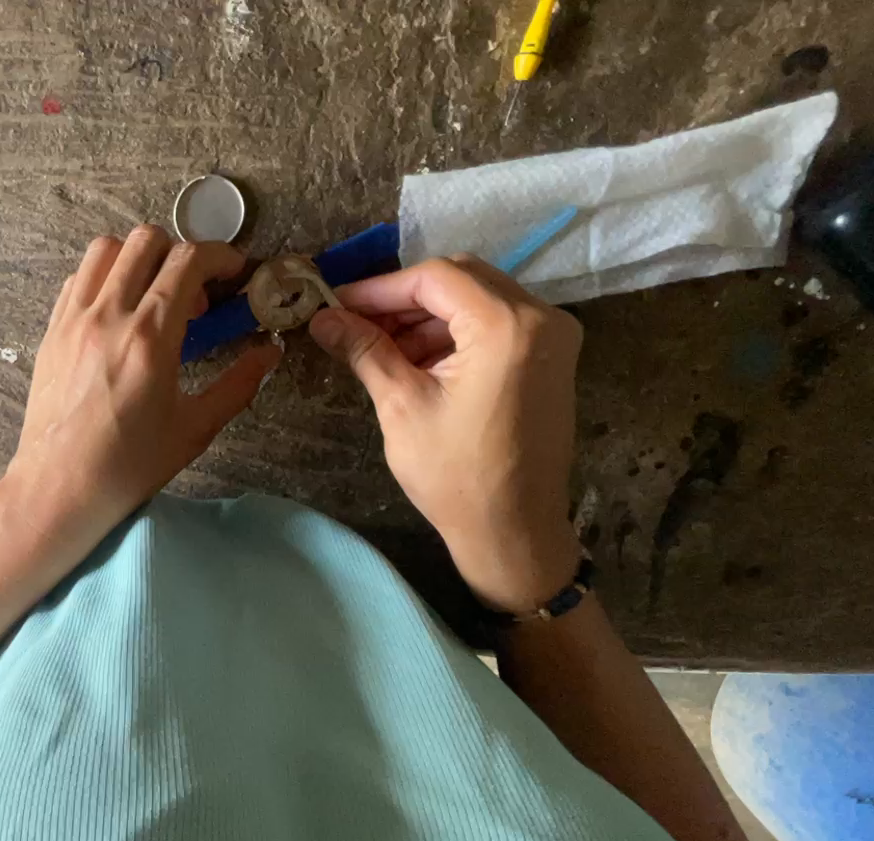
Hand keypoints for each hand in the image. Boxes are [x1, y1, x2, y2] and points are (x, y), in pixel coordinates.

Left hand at [0, 225, 280, 547]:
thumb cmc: (130, 466)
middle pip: (146, 241)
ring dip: (137, 258)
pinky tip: (117, 313)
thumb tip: (269, 353)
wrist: (59, 489)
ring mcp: (73, 320)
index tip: (233, 275)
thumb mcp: (194, 429)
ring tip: (151, 296)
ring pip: (105, 249)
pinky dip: (104, 278)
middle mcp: (108, 316)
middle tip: (193, 295)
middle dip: (180, 254)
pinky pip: (78, 279)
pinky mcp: (51, 332)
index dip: (220, 256)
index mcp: (150, 337)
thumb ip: (236, 385)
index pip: (188, 261)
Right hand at [310, 256, 582, 613]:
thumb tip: (322, 319)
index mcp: (506, 325)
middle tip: (352, 324)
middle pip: (459, 281)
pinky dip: (450, 334)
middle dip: (400, 300)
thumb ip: (365, 350)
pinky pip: (493, 325)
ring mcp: (550, 337)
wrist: (511, 528)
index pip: (435, 278)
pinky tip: (414, 361)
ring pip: (475, 301)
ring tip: (377, 348)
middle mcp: (540, 317)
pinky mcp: (548, 357)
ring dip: (424, 318)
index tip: (335, 305)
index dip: (378, 288)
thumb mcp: (401, 405)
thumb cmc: (454, 473)